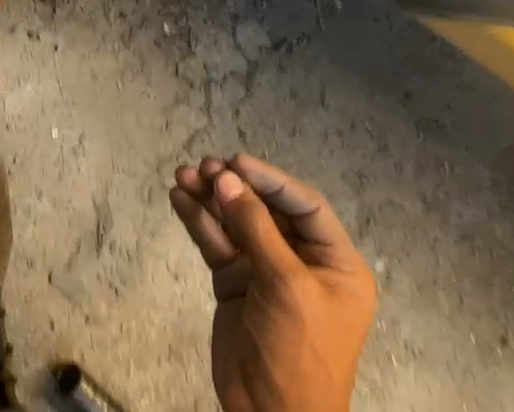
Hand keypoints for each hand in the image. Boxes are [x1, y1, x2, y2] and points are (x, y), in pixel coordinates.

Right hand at [170, 155, 376, 411]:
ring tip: (182, 175)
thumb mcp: (286, 285)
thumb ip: (256, 228)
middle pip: (265, 210)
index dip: (270, 180)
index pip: (304, 207)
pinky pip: (216, 242)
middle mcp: (301, 261)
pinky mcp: (235, 283)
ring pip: (235, 222)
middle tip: (201, 167)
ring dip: (209, 198)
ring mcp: (264, 272)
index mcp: (335, 263)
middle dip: (233, 186)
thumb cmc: (298, 349)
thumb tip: (225, 178)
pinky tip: (179, 200)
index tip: (234, 162)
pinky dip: (197, 220)